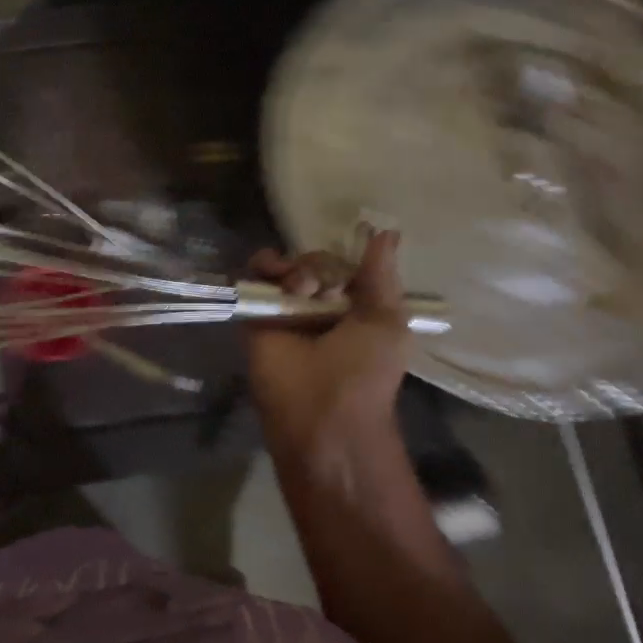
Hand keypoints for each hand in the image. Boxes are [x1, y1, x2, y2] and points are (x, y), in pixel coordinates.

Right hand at [244, 230, 409, 447]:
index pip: (346, 268)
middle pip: (315, 264)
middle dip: (321, 267)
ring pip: (286, 267)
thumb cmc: (365, 369)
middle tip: (324, 290)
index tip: (348, 272)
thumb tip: (386, 230)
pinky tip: (273, 272)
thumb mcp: (388, 320)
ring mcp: (286, 311)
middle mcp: (320, 308)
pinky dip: (263, 266)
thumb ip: (382, 275)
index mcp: (355, 310)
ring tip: (301, 289)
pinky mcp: (256, 316)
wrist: (322, 411)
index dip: (347, 261)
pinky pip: (254, 278)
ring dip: (296, 268)